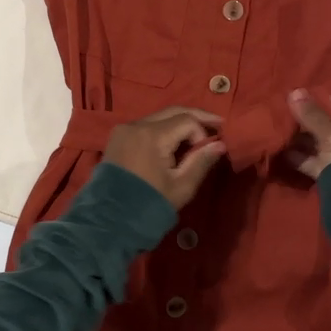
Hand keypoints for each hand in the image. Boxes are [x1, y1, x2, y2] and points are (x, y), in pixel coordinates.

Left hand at [102, 106, 227, 208]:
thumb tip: (219, 144)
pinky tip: (174, 140)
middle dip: (196, 117)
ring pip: (158, 117)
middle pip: (172, 111)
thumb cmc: (149, 204)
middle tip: (217, 123)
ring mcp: (124, 130)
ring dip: (178, 123)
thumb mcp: (181, 187)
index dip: (202, 133)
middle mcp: (136, 125)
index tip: (207, 152)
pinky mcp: (117, 138)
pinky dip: (162, 129)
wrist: (110, 220)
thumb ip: (201, 162)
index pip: (187, 121)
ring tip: (197, 134)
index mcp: (152, 135)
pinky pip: (145, 126)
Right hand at [285, 89, 330, 178]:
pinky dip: (298, 157)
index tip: (290, 98)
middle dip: (301, 121)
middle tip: (278, 114)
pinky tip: (280, 151)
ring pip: (315, 143)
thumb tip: (294, 92)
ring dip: (297, 139)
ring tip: (275, 131)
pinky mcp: (329, 172)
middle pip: (323, 124)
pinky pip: (311, 160)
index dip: (312, 101)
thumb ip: (311, 115)